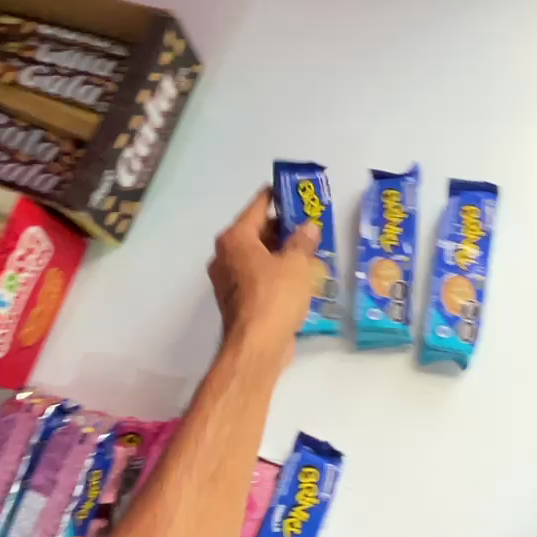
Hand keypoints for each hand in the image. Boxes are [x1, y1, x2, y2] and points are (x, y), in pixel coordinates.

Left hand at [208, 188, 320, 364]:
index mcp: (234, 239)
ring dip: (281, 252)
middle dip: (283, 227)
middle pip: (257, 231)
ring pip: (258, 256)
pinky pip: (259, 276)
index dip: (278, 196)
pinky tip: (300, 276)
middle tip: (310, 223)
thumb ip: (302, 240)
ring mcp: (228, 280)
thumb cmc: (275, 296)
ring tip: (310, 248)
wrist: (258, 346)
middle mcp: (225, 255)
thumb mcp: (296, 263)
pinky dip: (276, 272)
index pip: (258, 206)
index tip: (295, 190)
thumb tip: (308, 227)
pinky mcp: (238, 301)